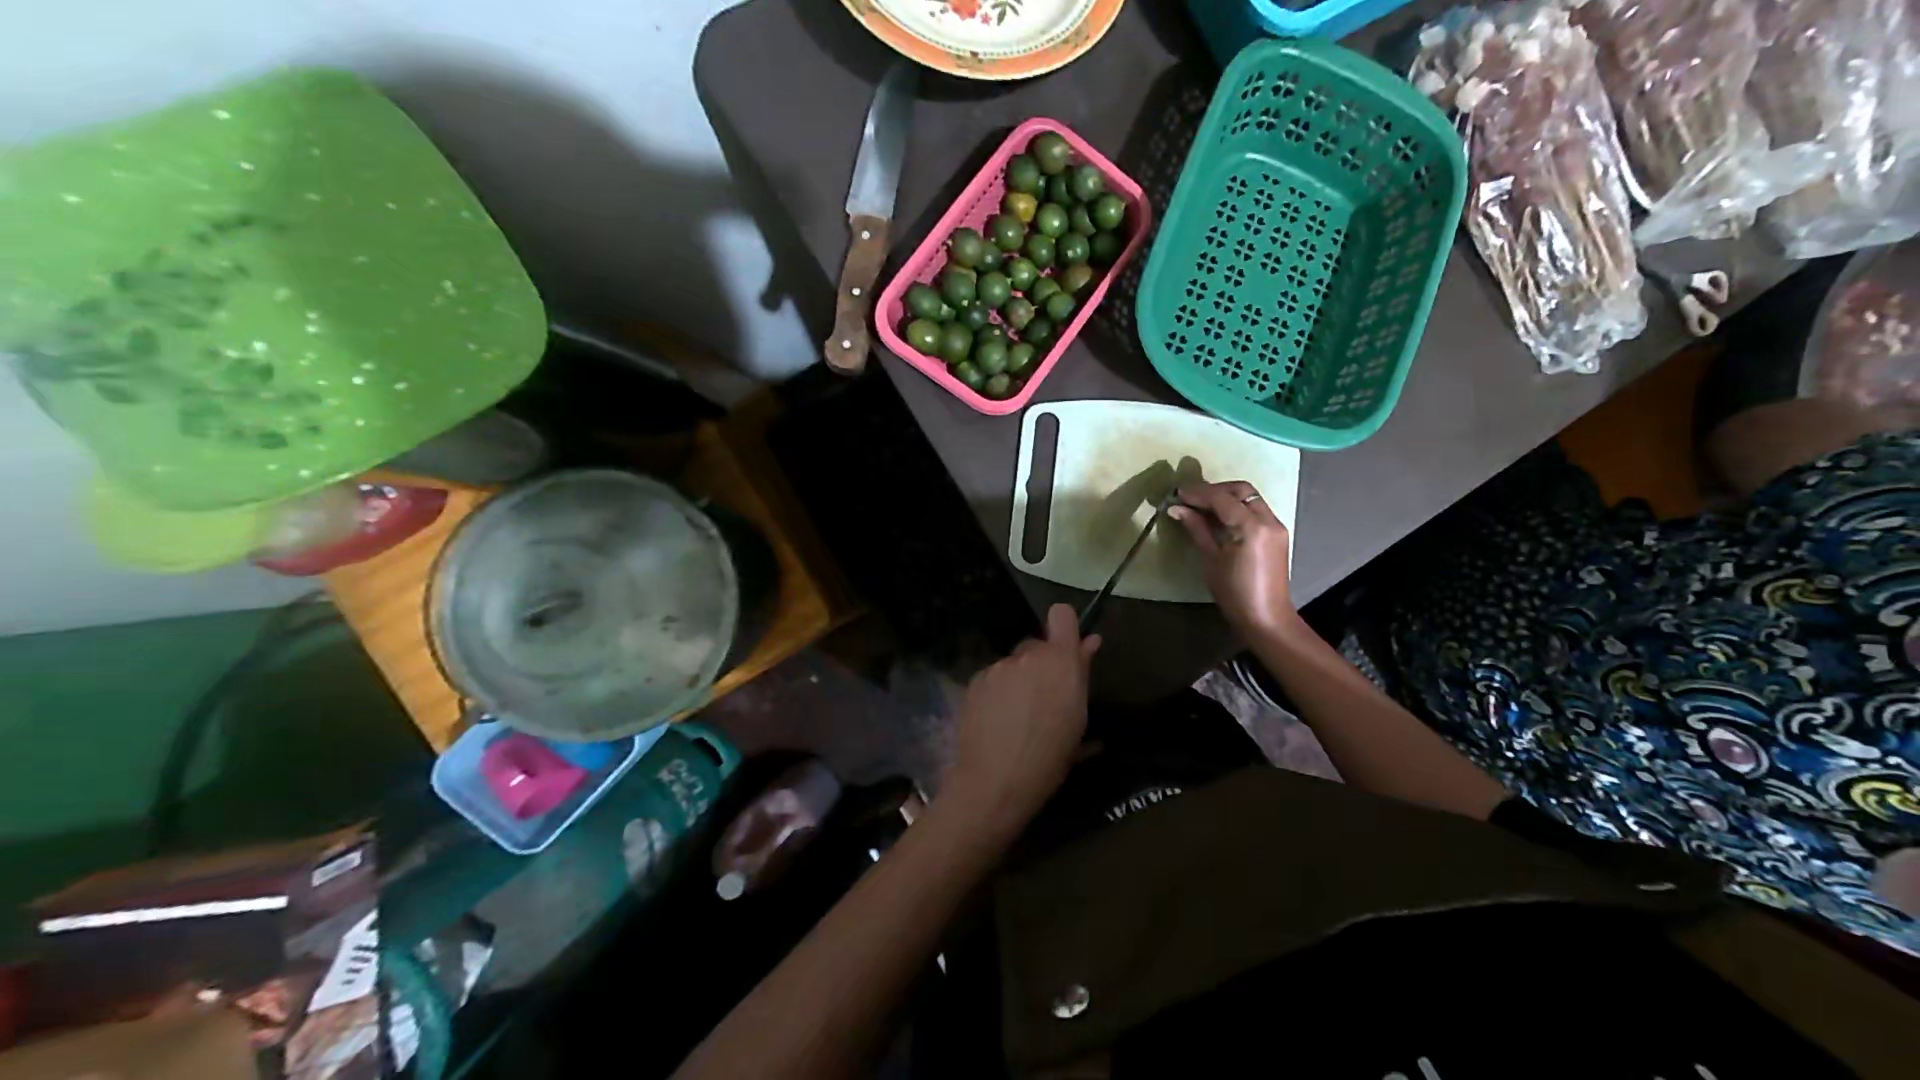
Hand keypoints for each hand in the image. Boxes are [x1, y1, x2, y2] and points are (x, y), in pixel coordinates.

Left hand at [942, 604, 1100, 834]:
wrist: (997, 780)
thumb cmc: (1051, 756)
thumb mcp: (1078, 717)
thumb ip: (1082, 672)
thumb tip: (1090, 642)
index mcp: (1059, 661)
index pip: (1061, 615)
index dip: (1064, 627)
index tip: (1067, 650)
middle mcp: (1027, 656)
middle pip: (1036, 646)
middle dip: (1041, 664)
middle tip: (1044, 699)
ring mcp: (998, 667)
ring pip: (1013, 664)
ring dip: (1018, 679)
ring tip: (1017, 716)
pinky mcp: (975, 681)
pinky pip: (993, 677)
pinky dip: (997, 691)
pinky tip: (997, 720)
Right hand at [1168, 480, 1297, 637]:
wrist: (1266, 618)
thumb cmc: (1234, 593)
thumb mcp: (1211, 560)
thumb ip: (1197, 529)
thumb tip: (1178, 509)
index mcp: (1250, 527)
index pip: (1222, 498)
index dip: (1198, 493)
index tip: (1177, 493)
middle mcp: (1268, 520)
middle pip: (1241, 490)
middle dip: (1214, 489)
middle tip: (1190, 497)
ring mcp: (1276, 526)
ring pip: (1250, 498)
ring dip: (1226, 496)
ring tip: (1201, 506)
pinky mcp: (1276, 534)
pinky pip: (1255, 510)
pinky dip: (1236, 507)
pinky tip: (1219, 517)